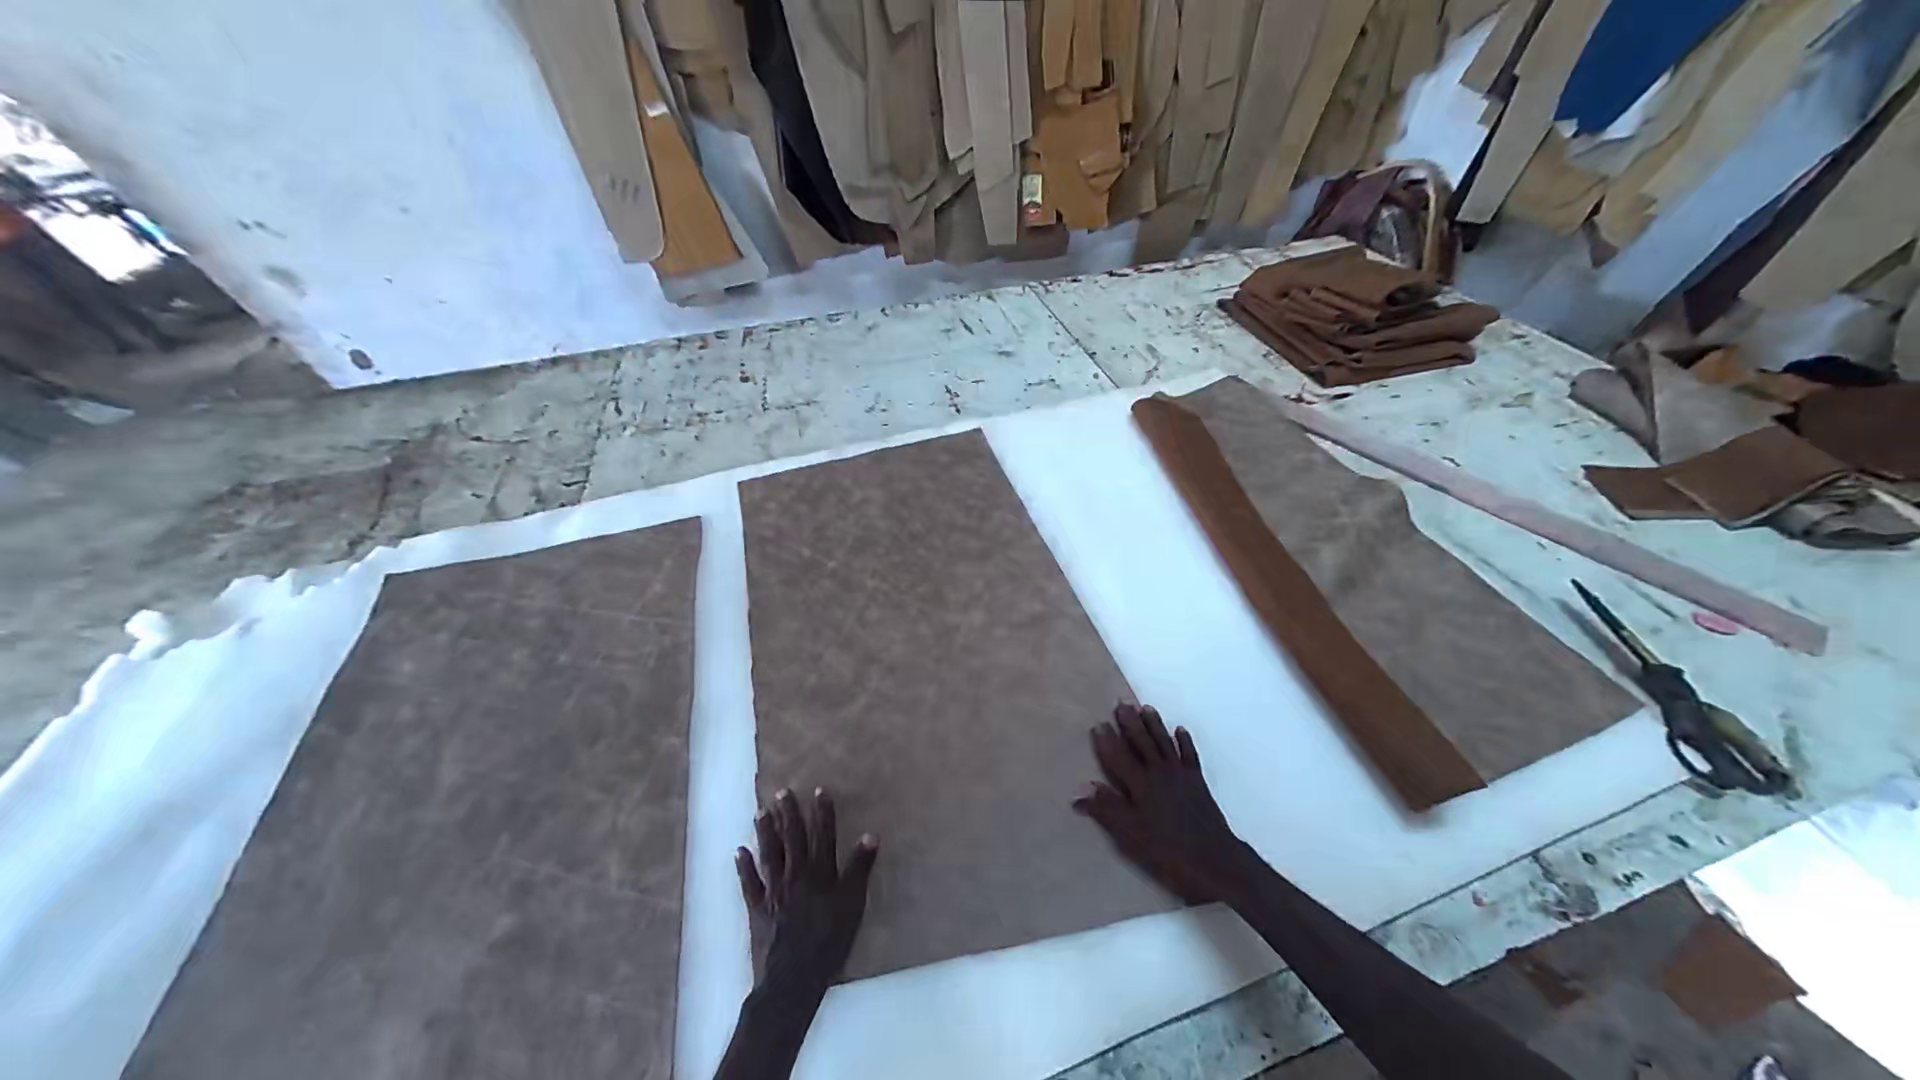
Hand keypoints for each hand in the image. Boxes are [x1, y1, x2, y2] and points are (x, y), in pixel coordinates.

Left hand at [736, 787, 878, 996]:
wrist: (793, 977)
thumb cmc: (829, 941)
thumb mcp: (853, 904)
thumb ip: (860, 869)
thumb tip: (870, 835)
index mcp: (820, 872)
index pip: (823, 835)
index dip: (822, 812)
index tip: (819, 790)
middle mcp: (795, 874)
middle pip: (793, 838)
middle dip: (789, 814)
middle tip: (782, 792)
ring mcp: (773, 890)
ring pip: (770, 854)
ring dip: (766, 832)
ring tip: (761, 812)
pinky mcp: (757, 909)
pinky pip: (749, 883)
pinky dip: (744, 867)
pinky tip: (739, 851)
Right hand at [1074, 703, 1258, 905]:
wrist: (1214, 858)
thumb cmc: (1167, 849)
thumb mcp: (1130, 835)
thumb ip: (1106, 809)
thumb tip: (1081, 788)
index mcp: (1140, 784)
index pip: (1119, 756)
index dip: (1107, 740)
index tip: (1099, 723)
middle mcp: (1159, 772)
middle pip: (1142, 742)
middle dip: (1130, 723)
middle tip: (1122, 703)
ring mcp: (1180, 775)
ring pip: (1164, 742)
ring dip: (1154, 724)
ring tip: (1145, 707)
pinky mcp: (1197, 782)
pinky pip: (1189, 754)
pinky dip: (1184, 741)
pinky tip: (1179, 730)